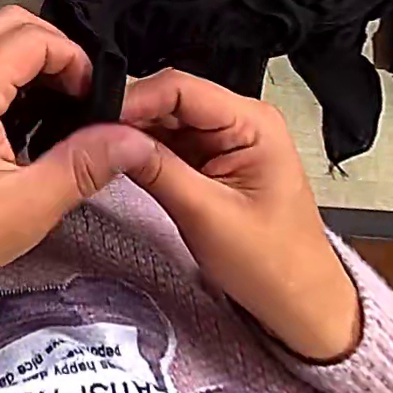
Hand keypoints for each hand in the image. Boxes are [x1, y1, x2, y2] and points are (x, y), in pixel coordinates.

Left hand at [0, 7, 158, 321]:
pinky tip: (21, 107)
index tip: (93, 100)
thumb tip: (135, 139)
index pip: (36, 39)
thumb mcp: (25, 206)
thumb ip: (83, 165)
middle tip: (77, 92)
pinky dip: (4, 63)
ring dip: (28, 52)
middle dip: (55, 47)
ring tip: (55, 97)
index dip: (75, 60)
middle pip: (12, 21)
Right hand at [119, 69, 361, 361]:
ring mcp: (223, 136)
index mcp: (253, 122)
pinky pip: (167, 139)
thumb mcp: (208, 216)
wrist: (299, 305)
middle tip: (92, 137)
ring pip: (163, 117)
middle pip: (169, 98)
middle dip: (130, 115)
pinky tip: (123, 160)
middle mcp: (239, 118)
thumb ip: (158, 170)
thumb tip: (112, 138)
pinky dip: (143, 149)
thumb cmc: (274, 265)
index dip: (137, 98)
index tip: (99, 117)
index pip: (182, 88)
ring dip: (133, 133)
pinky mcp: (210, 154)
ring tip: (102, 150)